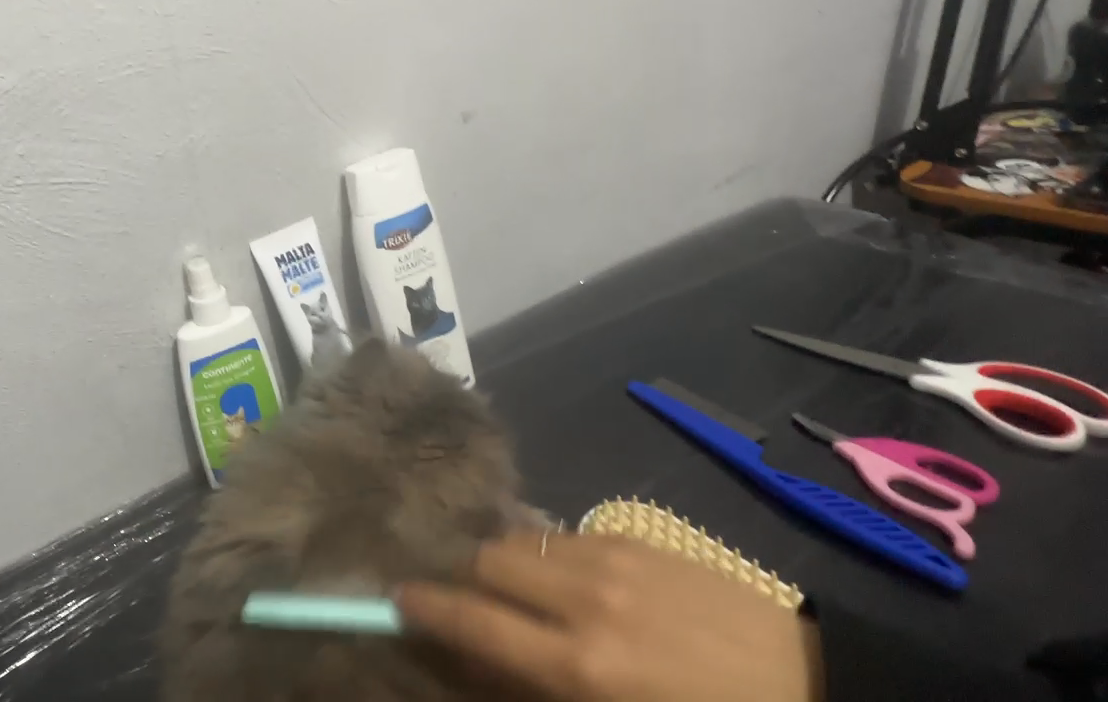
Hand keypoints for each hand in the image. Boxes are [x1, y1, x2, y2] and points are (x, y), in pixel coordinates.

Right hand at [396, 532, 821, 701]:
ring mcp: (611, 558)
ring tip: (518, 588)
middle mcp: (583, 599)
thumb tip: (482, 661)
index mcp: (579, 664)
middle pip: (484, 560)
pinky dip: (549, 552)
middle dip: (464, 578)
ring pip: (519, 538)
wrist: (823, 692)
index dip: (423, 607)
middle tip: (467, 600)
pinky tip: (571, 578)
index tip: (396, 600)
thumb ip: (541, 685)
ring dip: (505, 562)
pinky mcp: (639, 538)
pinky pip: (564, 533)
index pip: (470, 619)